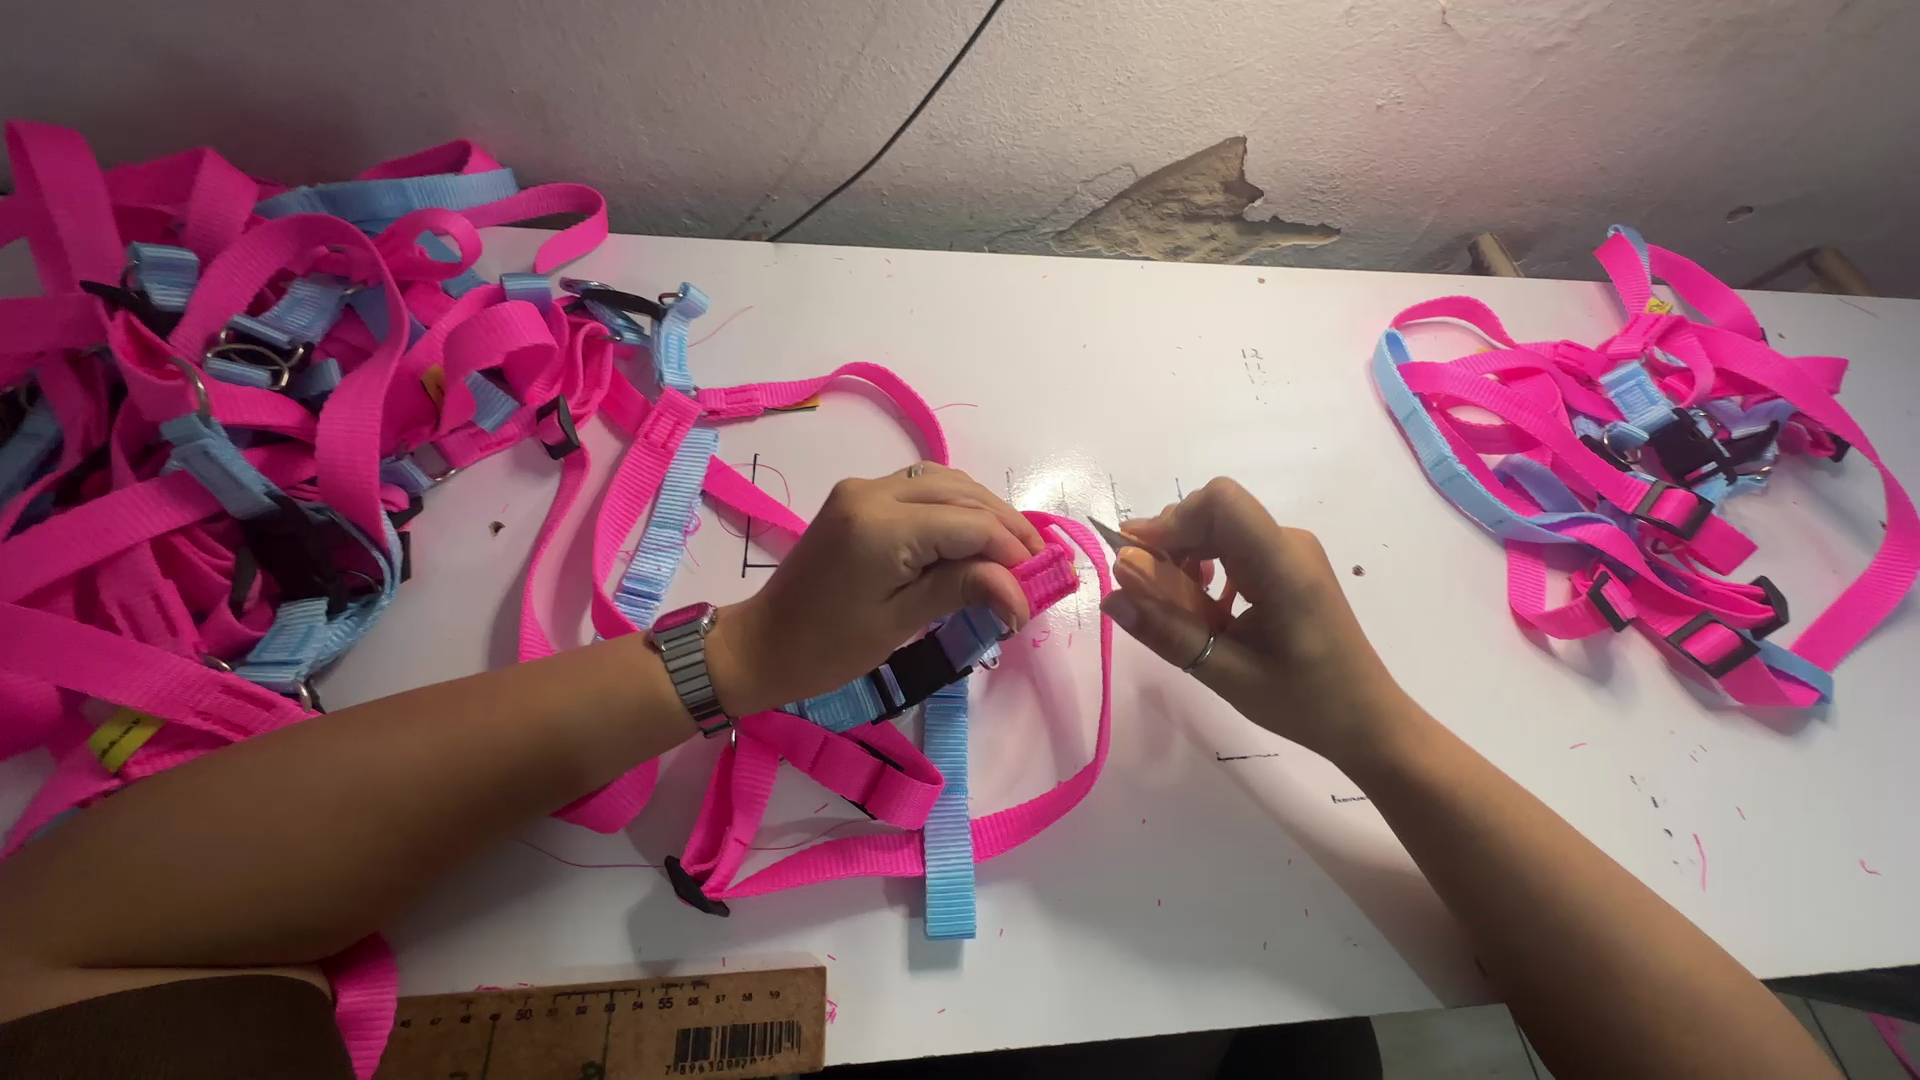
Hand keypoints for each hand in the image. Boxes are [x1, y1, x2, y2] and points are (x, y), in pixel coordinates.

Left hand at [708, 463, 1044, 715]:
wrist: (762, 643)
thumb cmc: (828, 648)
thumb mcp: (901, 623)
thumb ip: (963, 590)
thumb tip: (1023, 590)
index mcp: (882, 526)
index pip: (970, 524)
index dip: (1012, 553)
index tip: (1037, 589)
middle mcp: (872, 491)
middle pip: (962, 493)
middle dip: (1006, 527)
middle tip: (1038, 566)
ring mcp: (862, 488)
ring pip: (945, 482)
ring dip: (984, 512)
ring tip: (1014, 551)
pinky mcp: (858, 497)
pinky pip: (921, 488)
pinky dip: (955, 507)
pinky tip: (974, 535)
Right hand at [1098, 477, 1409, 761]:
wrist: (1367, 720)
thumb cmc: (1305, 702)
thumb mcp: (1226, 674)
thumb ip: (1167, 632)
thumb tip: (1112, 597)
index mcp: (1283, 566)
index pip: (1221, 502)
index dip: (1171, 521)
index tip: (1136, 559)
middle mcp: (1289, 544)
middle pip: (1213, 511)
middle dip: (1169, 541)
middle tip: (1144, 590)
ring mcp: (1290, 552)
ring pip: (1219, 526)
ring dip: (1184, 555)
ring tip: (1173, 604)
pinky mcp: (1287, 564)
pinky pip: (1233, 545)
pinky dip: (1204, 565)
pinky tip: (1202, 608)